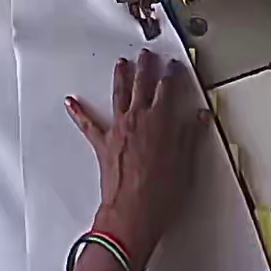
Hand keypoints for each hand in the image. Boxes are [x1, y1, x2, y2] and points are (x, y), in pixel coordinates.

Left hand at [65, 48, 204, 268]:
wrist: (132, 215)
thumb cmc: (161, 195)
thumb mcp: (186, 166)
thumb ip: (191, 137)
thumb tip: (199, 117)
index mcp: (161, 122)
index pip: (167, 89)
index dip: (171, 75)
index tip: (173, 66)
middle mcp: (138, 119)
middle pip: (142, 85)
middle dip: (145, 67)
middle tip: (146, 54)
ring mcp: (119, 129)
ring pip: (119, 95)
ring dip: (120, 78)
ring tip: (121, 64)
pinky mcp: (103, 144)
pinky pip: (88, 124)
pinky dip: (79, 112)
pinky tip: (71, 102)